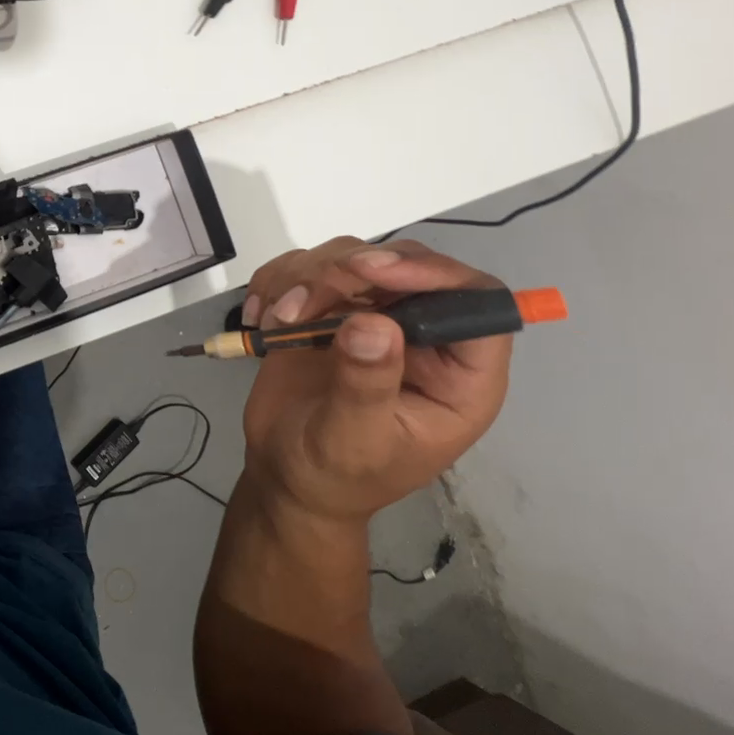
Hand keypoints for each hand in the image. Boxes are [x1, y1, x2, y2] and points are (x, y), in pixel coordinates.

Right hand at [238, 238, 510, 525]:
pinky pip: (304, 269)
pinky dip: (275, 282)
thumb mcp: (355, 441)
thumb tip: (375, 325)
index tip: (371, 272)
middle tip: (302, 300)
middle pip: (406, 265)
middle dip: (350, 270)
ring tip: (276, 320)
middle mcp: (421, 335)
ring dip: (305, 277)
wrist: (286, 476)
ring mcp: (369, 318)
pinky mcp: (324, 312)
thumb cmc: (337, 475)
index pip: (475, 301)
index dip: (434, 275)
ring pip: (350, 257)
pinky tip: (257, 318)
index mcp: (457, 373)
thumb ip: (367, 385)